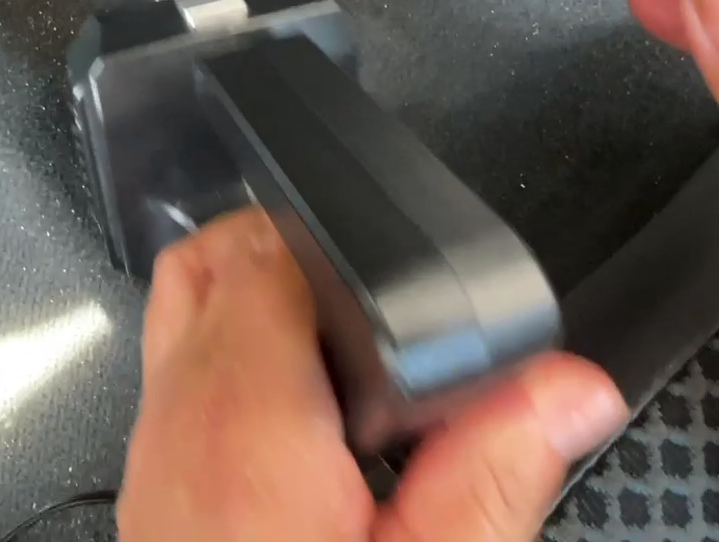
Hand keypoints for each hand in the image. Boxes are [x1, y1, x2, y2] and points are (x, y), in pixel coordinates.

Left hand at [118, 209, 625, 541]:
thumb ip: (496, 468)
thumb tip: (568, 387)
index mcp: (251, 412)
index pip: (263, 252)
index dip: (322, 238)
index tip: (375, 266)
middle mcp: (183, 410)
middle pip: (208, 260)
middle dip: (277, 247)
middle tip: (347, 280)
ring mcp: (153, 443)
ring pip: (182, 306)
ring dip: (241, 289)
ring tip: (319, 325)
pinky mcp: (149, 480)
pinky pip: (174, 368)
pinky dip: (219, 346)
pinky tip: (279, 403)